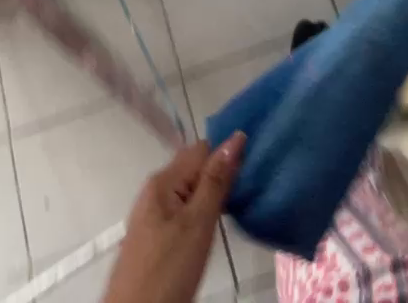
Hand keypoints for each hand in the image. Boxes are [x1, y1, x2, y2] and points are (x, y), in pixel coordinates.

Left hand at [102, 134, 245, 302]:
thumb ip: (216, 181)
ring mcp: (154, 214)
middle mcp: (156, 191)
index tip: (253, 165)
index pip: (201, 149)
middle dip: (221, 173)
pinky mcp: (157, 235)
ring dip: (213, 193)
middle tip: (250, 188)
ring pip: (190, 190)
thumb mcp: (197, 224)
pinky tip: (216, 225)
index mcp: (163, 181)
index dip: (227, 154)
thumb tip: (235, 138)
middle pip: (194, 167)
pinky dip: (202, 211)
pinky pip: (184, 209)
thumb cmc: (168, 270)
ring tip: (240, 203)